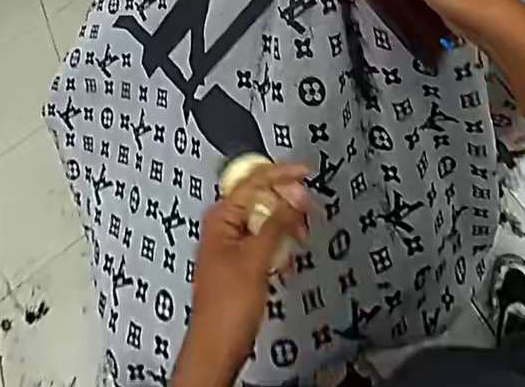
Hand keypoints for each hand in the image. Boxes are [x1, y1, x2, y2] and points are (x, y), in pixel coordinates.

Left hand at [176, 164, 311, 386]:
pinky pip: (265, 239)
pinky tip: (288, 255)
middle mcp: (224, 226)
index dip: (282, 174)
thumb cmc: (226, 310)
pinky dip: (280, 242)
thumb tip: (295, 195)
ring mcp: (232, 245)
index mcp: (220, 217)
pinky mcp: (241, 262)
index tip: (304, 172)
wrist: (217, 351)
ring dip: (286, 223)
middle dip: (287, 201)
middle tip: (307, 206)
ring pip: (266, 219)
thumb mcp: (257, 257)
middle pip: (261, 197)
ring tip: (301, 231)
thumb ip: (277, 221)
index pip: (254, 180)